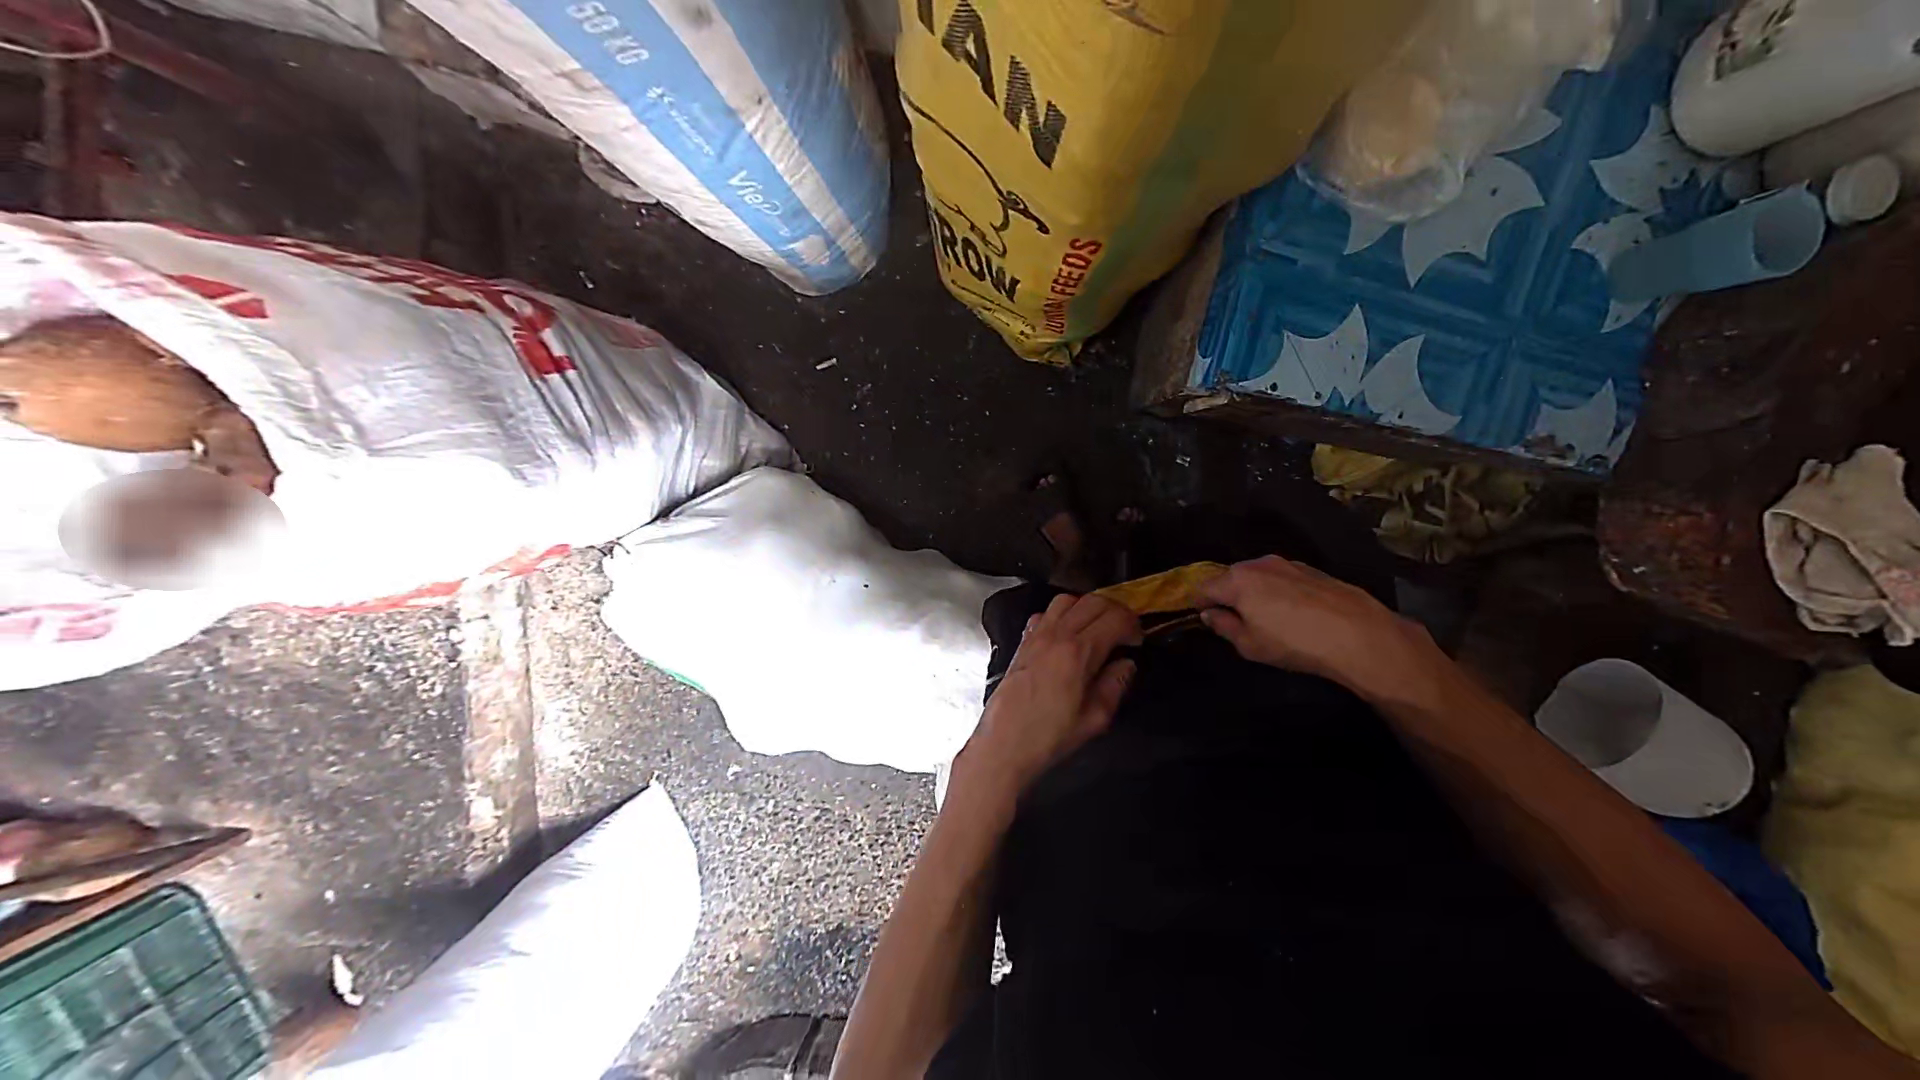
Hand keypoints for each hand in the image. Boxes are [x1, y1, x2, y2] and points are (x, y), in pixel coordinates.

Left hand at [956, 594, 1141, 798]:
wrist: (1004, 744)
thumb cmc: (1047, 736)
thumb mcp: (1095, 719)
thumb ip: (1115, 686)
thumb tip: (1125, 666)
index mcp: (1077, 653)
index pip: (1114, 618)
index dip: (1133, 625)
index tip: (1137, 640)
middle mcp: (1055, 636)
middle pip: (1093, 601)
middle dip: (1116, 611)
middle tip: (1124, 631)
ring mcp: (1036, 637)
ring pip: (1067, 600)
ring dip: (1087, 607)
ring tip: (1097, 628)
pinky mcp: (1022, 643)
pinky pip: (1044, 614)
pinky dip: (1060, 615)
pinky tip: (1067, 634)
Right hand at [1198, 555, 1445, 704]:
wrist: (1357, 634)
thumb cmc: (1293, 643)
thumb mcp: (1249, 645)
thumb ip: (1223, 627)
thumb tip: (1210, 614)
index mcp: (1237, 580)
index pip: (1204, 587)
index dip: (1200, 604)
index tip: (1205, 618)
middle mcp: (1258, 564)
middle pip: (1231, 578)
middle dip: (1229, 596)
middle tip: (1238, 621)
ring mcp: (1288, 563)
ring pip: (1259, 576)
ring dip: (1256, 593)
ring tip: (1269, 618)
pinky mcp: (1312, 569)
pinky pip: (1283, 578)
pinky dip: (1280, 592)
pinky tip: (1295, 613)